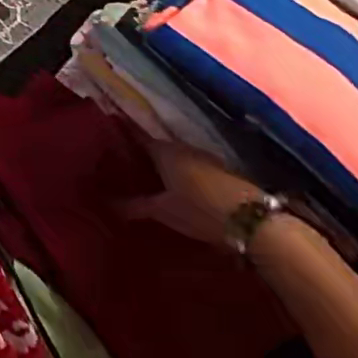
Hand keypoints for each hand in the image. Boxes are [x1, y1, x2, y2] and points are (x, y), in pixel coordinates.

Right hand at [123, 139, 264, 245]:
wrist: (251, 219)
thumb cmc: (198, 209)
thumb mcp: (163, 211)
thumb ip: (135, 206)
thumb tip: (107, 204)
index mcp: (164, 150)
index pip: (137, 137)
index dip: (124, 140)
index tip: (110, 143)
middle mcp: (182, 147)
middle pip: (157, 148)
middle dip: (143, 157)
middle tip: (127, 168)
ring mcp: (204, 158)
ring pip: (176, 158)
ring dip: (165, 167)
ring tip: (150, 181)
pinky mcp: (221, 172)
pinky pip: (192, 168)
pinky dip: (182, 175)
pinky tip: (178, 189)